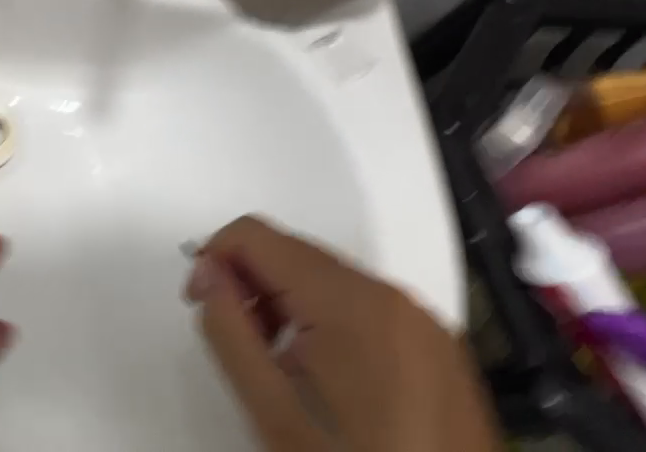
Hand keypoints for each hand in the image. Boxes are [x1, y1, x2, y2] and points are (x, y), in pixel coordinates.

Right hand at [187, 216, 498, 451]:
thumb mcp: (271, 410)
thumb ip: (227, 327)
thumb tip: (206, 269)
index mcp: (351, 301)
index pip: (256, 235)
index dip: (214, 260)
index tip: (202, 308)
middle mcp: (394, 296)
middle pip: (294, 255)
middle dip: (255, 289)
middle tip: (249, 355)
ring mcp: (427, 324)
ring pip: (329, 282)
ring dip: (291, 309)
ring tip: (289, 375)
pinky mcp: (443, 350)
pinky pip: (368, 310)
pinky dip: (333, 326)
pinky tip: (333, 386)